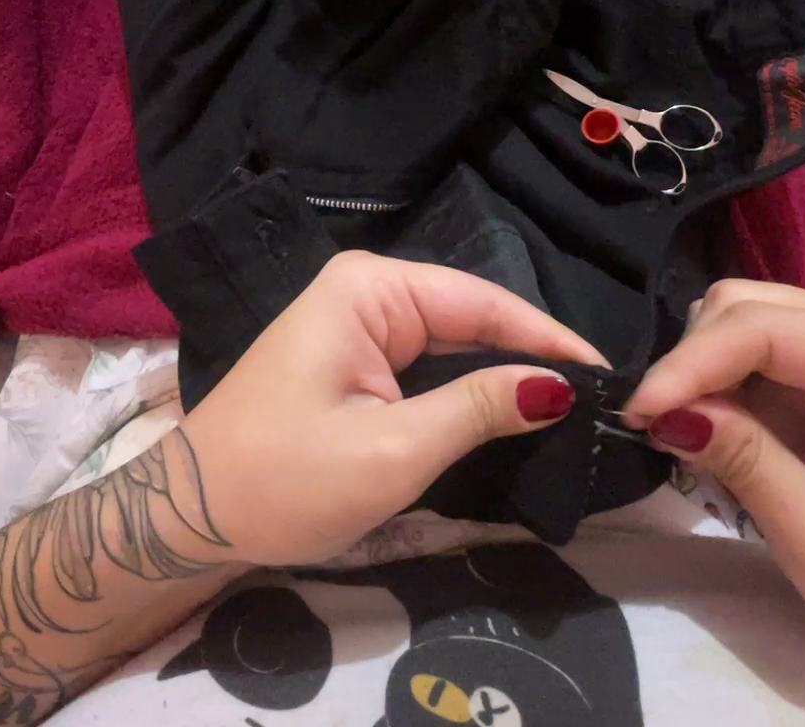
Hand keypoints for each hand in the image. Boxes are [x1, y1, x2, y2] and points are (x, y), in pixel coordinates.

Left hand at [178, 251, 601, 566]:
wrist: (194, 514)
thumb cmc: (284, 480)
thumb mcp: (392, 450)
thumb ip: (478, 409)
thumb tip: (560, 387)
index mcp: (369, 289)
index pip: (482, 302)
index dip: (548, 339)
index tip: (611, 375)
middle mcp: (364, 290)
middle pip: (470, 314)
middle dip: (529, 354)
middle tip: (602, 397)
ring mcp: (356, 321)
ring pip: (451, 339)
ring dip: (502, 370)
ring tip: (572, 403)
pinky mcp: (353, 356)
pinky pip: (425, 359)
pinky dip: (467, 384)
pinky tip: (508, 403)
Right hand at [620, 279, 804, 698]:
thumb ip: (751, 469)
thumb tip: (666, 412)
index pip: (769, 328)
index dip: (692, 361)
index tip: (638, 414)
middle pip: (752, 304)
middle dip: (693, 358)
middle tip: (661, 427)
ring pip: (745, 314)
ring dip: (702, 365)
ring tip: (691, 430)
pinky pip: (753, 346)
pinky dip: (717, 378)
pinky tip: (718, 426)